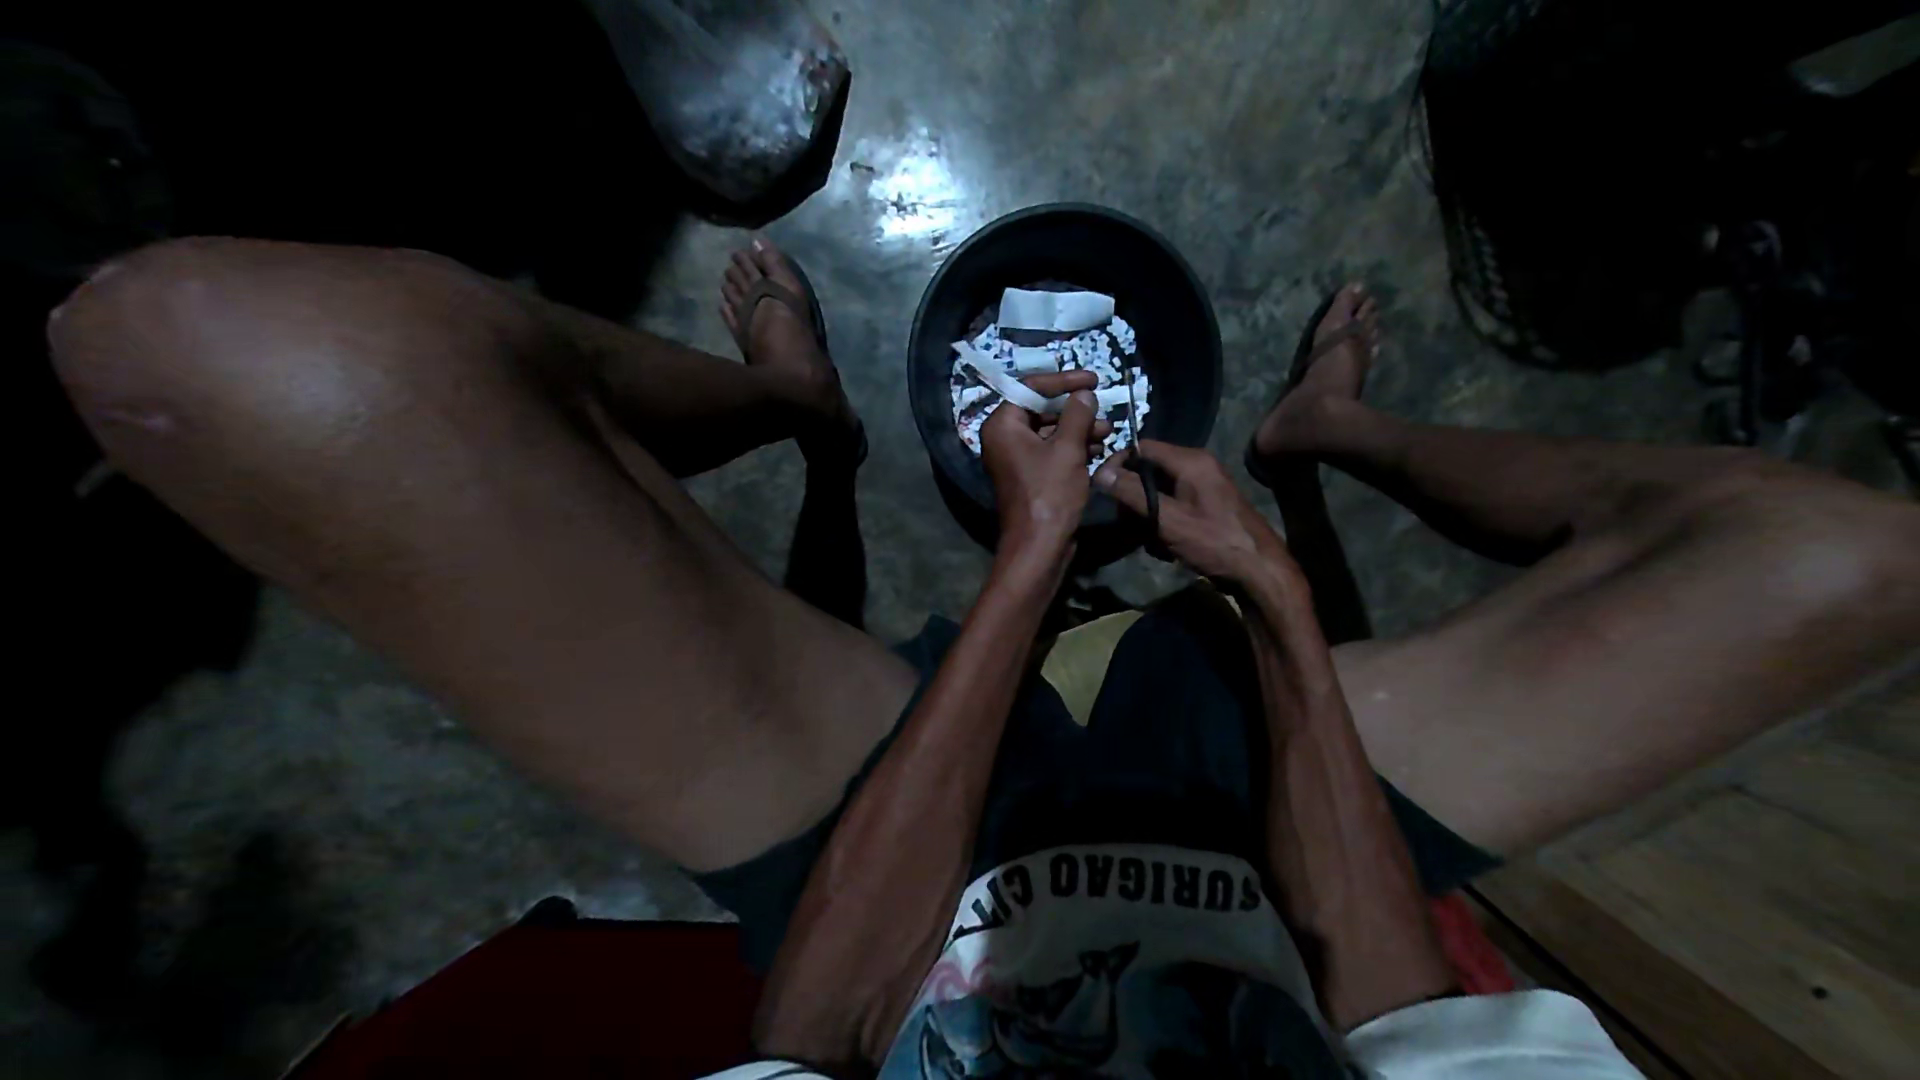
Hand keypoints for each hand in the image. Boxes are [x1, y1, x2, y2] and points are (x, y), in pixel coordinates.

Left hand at [981, 371, 1104, 554]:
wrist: (1039, 543)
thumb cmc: (1049, 493)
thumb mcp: (1068, 448)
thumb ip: (1077, 415)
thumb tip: (1084, 394)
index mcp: (1002, 425)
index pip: (1031, 388)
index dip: (1064, 381)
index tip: (1093, 380)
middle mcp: (1003, 438)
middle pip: (1040, 410)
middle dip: (1074, 410)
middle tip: (1103, 411)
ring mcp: (1015, 459)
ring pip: (1048, 432)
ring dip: (1078, 429)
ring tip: (1108, 431)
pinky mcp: (1029, 476)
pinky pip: (1050, 451)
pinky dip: (1072, 447)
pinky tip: (1097, 449)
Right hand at [1095, 440, 1296, 584]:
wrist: (1259, 571)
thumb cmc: (1214, 541)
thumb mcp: (1167, 518)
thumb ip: (1132, 493)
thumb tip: (1100, 472)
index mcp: (1190, 461)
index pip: (1142, 447)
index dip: (1118, 464)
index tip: (1103, 488)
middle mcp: (1197, 466)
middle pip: (1148, 470)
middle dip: (1132, 497)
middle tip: (1127, 523)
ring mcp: (1203, 486)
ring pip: (1158, 491)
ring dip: (1146, 515)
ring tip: (1149, 540)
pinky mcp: (1206, 505)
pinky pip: (1172, 505)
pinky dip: (1162, 523)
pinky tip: (1164, 546)